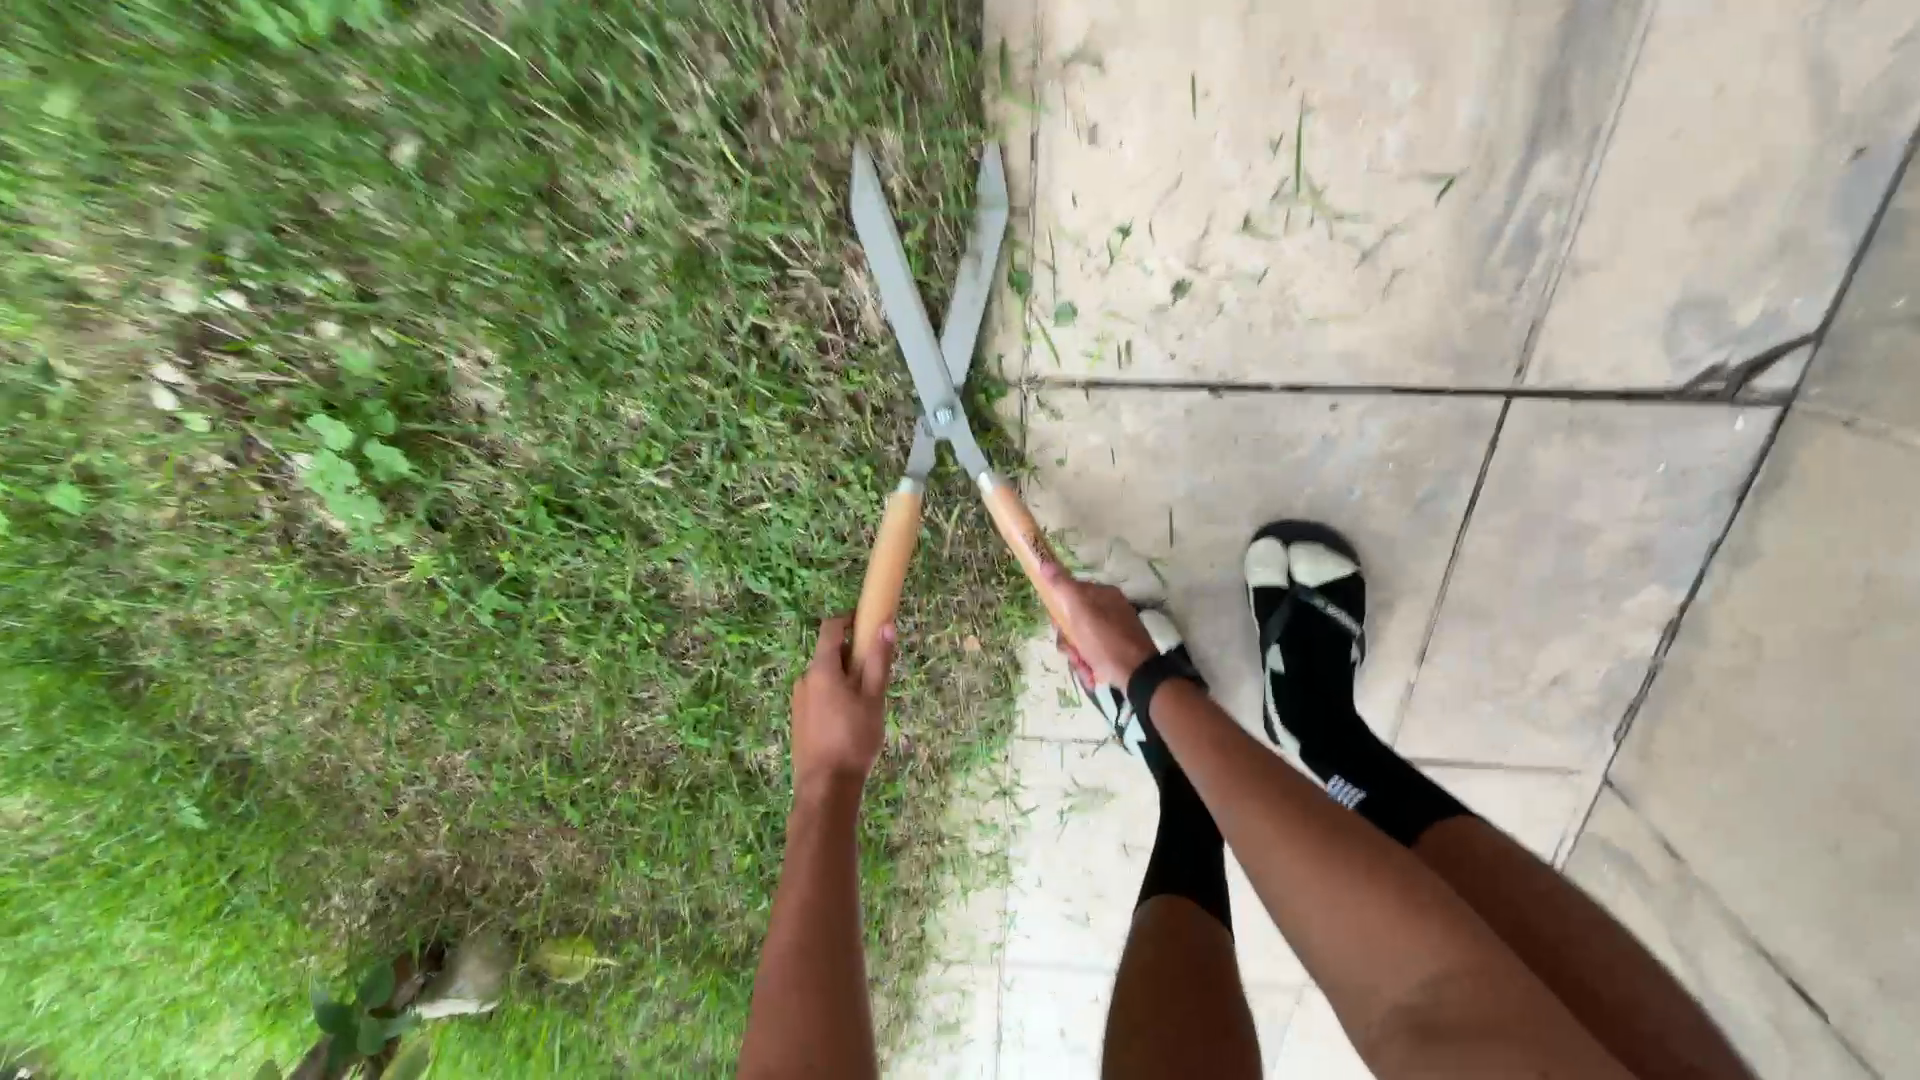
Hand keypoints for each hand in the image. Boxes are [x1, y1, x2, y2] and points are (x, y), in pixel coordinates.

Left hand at [789, 614, 893, 795]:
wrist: (825, 787)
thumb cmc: (854, 738)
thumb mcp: (873, 698)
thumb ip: (878, 661)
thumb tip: (885, 625)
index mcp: (821, 669)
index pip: (831, 628)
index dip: (849, 619)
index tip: (869, 622)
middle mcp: (804, 679)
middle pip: (829, 654)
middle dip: (852, 656)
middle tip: (876, 676)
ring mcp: (798, 701)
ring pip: (824, 678)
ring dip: (844, 679)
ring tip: (866, 705)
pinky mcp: (798, 720)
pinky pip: (818, 696)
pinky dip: (835, 696)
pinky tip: (849, 722)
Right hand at [1039, 560, 1157, 687]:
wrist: (1138, 674)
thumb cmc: (1106, 641)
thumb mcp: (1080, 611)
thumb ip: (1063, 586)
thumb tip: (1045, 562)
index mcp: (1103, 594)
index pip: (1070, 594)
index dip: (1059, 612)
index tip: (1057, 627)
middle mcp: (1110, 608)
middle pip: (1075, 619)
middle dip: (1069, 639)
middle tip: (1072, 652)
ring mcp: (1115, 629)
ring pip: (1083, 638)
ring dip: (1077, 655)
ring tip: (1083, 667)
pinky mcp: (1118, 648)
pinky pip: (1095, 651)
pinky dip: (1090, 663)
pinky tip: (1092, 673)